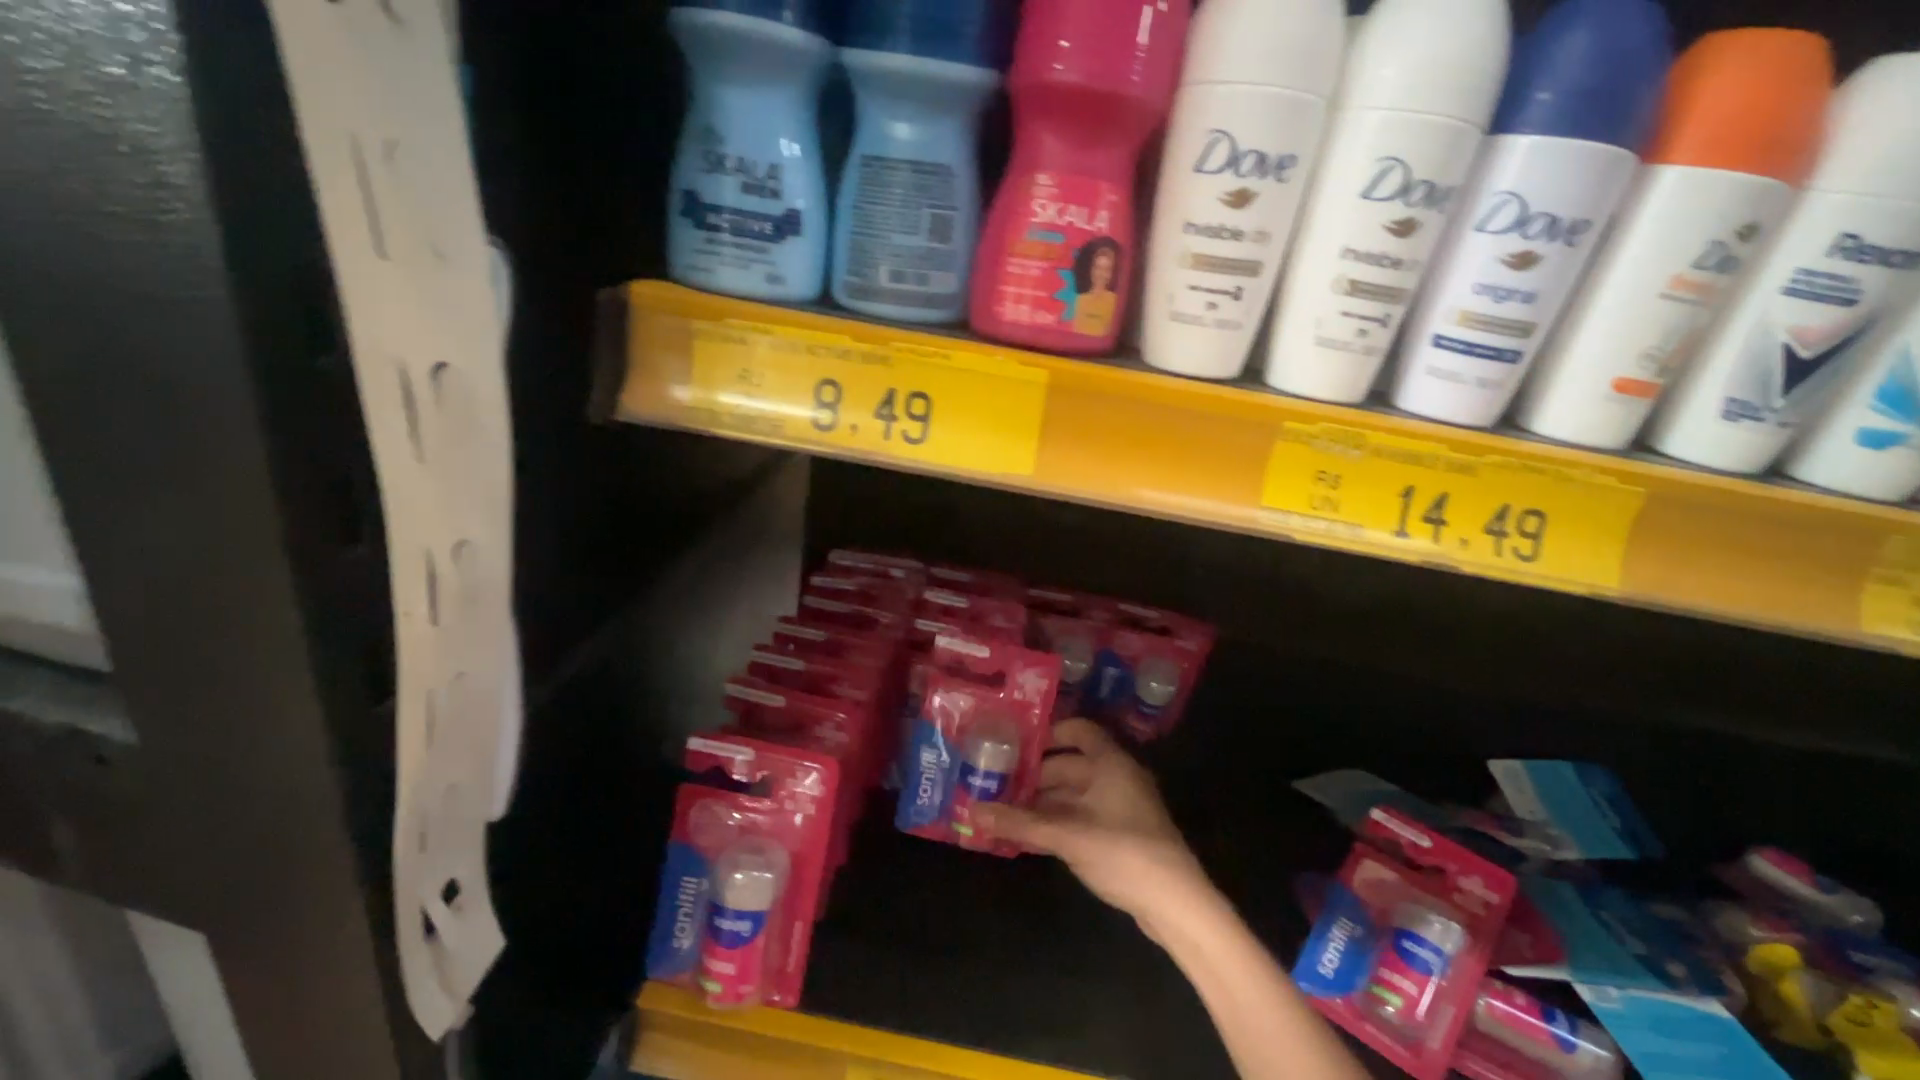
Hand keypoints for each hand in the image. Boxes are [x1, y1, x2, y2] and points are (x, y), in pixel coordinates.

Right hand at [975, 719, 1214, 935]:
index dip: (1048, 732)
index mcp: (1111, 764)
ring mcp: (1118, 808)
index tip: (1013, 742)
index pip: (1078, 731)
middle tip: (993, 780)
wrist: (1174, 902)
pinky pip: (1079, 818)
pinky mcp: (1118, 835)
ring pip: (1072, 795)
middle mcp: (1115, 778)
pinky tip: (1025, 835)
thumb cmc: (1124, 853)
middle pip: (1069, 765)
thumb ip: (1019, 822)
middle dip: (1033, 774)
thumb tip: (972, 811)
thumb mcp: (1067, 835)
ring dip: (1041, 801)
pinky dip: (1054, 822)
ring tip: (1001, 808)